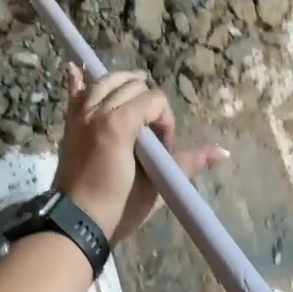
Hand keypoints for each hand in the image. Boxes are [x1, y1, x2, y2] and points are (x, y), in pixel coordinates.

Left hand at [52, 66, 229, 243]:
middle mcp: (98, 111)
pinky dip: (75, 79)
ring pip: (104, 82)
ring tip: (135, 88)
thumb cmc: (119, 207)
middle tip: (152, 132)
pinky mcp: (69, 124)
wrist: (75, 224)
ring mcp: (80, 116)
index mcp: (119, 123)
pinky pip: (73, 94)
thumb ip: (187, 162)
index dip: (164, 119)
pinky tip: (74, 67)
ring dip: (121, 82)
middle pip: (130, 86)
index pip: (153, 99)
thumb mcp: (156, 187)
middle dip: (147, 102)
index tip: (164, 146)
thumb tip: (223, 152)